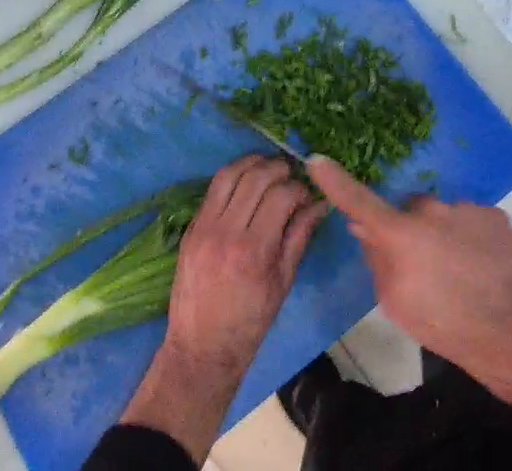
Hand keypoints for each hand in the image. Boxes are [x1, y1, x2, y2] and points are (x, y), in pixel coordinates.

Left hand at [121, 157, 325, 462]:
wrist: (202, 347)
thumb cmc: (251, 321)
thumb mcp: (284, 280)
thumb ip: (300, 235)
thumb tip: (321, 203)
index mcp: (254, 250)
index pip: (282, 195)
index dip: (301, 188)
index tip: (309, 195)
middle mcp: (226, 232)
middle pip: (255, 176)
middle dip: (279, 168)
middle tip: (292, 175)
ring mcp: (203, 228)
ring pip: (229, 174)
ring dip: (253, 164)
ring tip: (270, 169)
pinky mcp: (190, 228)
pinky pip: (213, 190)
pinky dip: (234, 179)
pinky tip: (248, 184)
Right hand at [308, 155, 511, 469]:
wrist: (509, 328)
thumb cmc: (442, 321)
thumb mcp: (395, 300)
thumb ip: (377, 258)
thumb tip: (365, 228)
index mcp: (400, 233)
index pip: (359, 201)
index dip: (335, 181)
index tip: (317, 159)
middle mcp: (431, 209)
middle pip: (410, 210)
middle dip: (410, 228)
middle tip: (423, 264)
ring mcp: (466, 208)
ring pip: (443, 214)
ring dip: (443, 233)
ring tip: (459, 271)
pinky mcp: (495, 214)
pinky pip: (470, 219)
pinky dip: (470, 237)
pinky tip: (480, 266)